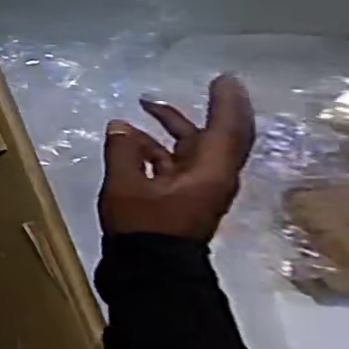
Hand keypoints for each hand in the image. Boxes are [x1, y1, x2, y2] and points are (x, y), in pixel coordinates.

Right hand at [99, 74, 254, 241]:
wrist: (152, 269)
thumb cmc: (145, 225)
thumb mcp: (125, 185)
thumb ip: (123, 151)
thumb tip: (121, 125)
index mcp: (208, 174)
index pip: (225, 131)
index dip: (227, 103)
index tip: (226, 79)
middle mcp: (210, 178)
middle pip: (217, 137)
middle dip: (215, 110)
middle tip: (213, 84)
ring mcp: (195, 188)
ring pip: (190, 148)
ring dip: (172, 126)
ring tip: (144, 105)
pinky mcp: (178, 196)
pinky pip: (172, 161)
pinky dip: (154, 146)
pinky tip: (128, 139)